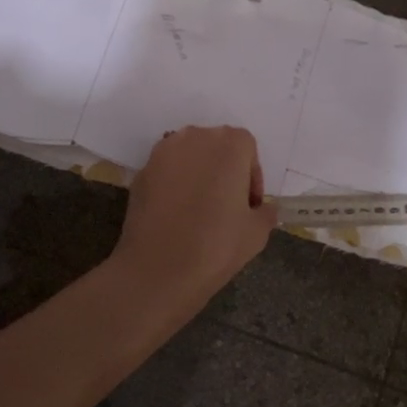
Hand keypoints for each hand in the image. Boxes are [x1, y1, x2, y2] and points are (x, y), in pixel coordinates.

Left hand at [109, 126, 276, 300]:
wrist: (158, 269)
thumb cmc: (216, 246)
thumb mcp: (256, 233)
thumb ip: (265, 212)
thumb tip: (262, 209)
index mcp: (229, 145)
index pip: (247, 149)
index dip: (251, 177)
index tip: (249, 206)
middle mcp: (195, 137)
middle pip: (216, 147)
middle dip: (224, 171)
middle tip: (227, 205)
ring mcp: (163, 152)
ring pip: (189, 156)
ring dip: (198, 174)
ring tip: (199, 209)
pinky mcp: (142, 171)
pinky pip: (166, 172)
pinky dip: (174, 185)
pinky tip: (175, 215)